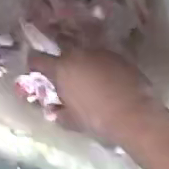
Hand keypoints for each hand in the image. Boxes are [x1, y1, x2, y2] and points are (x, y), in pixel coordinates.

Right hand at [33, 45, 168, 147]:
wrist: (136, 115)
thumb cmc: (98, 120)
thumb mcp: (72, 121)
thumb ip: (58, 113)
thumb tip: (52, 110)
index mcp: (61, 69)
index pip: (37, 59)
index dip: (33, 63)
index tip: (34, 68)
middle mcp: (77, 54)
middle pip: (61, 47)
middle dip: (60, 56)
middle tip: (62, 69)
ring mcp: (99, 52)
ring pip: (83, 50)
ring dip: (81, 58)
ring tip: (86, 72)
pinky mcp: (118, 55)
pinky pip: (102, 56)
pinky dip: (100, 63)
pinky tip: (106, 76)